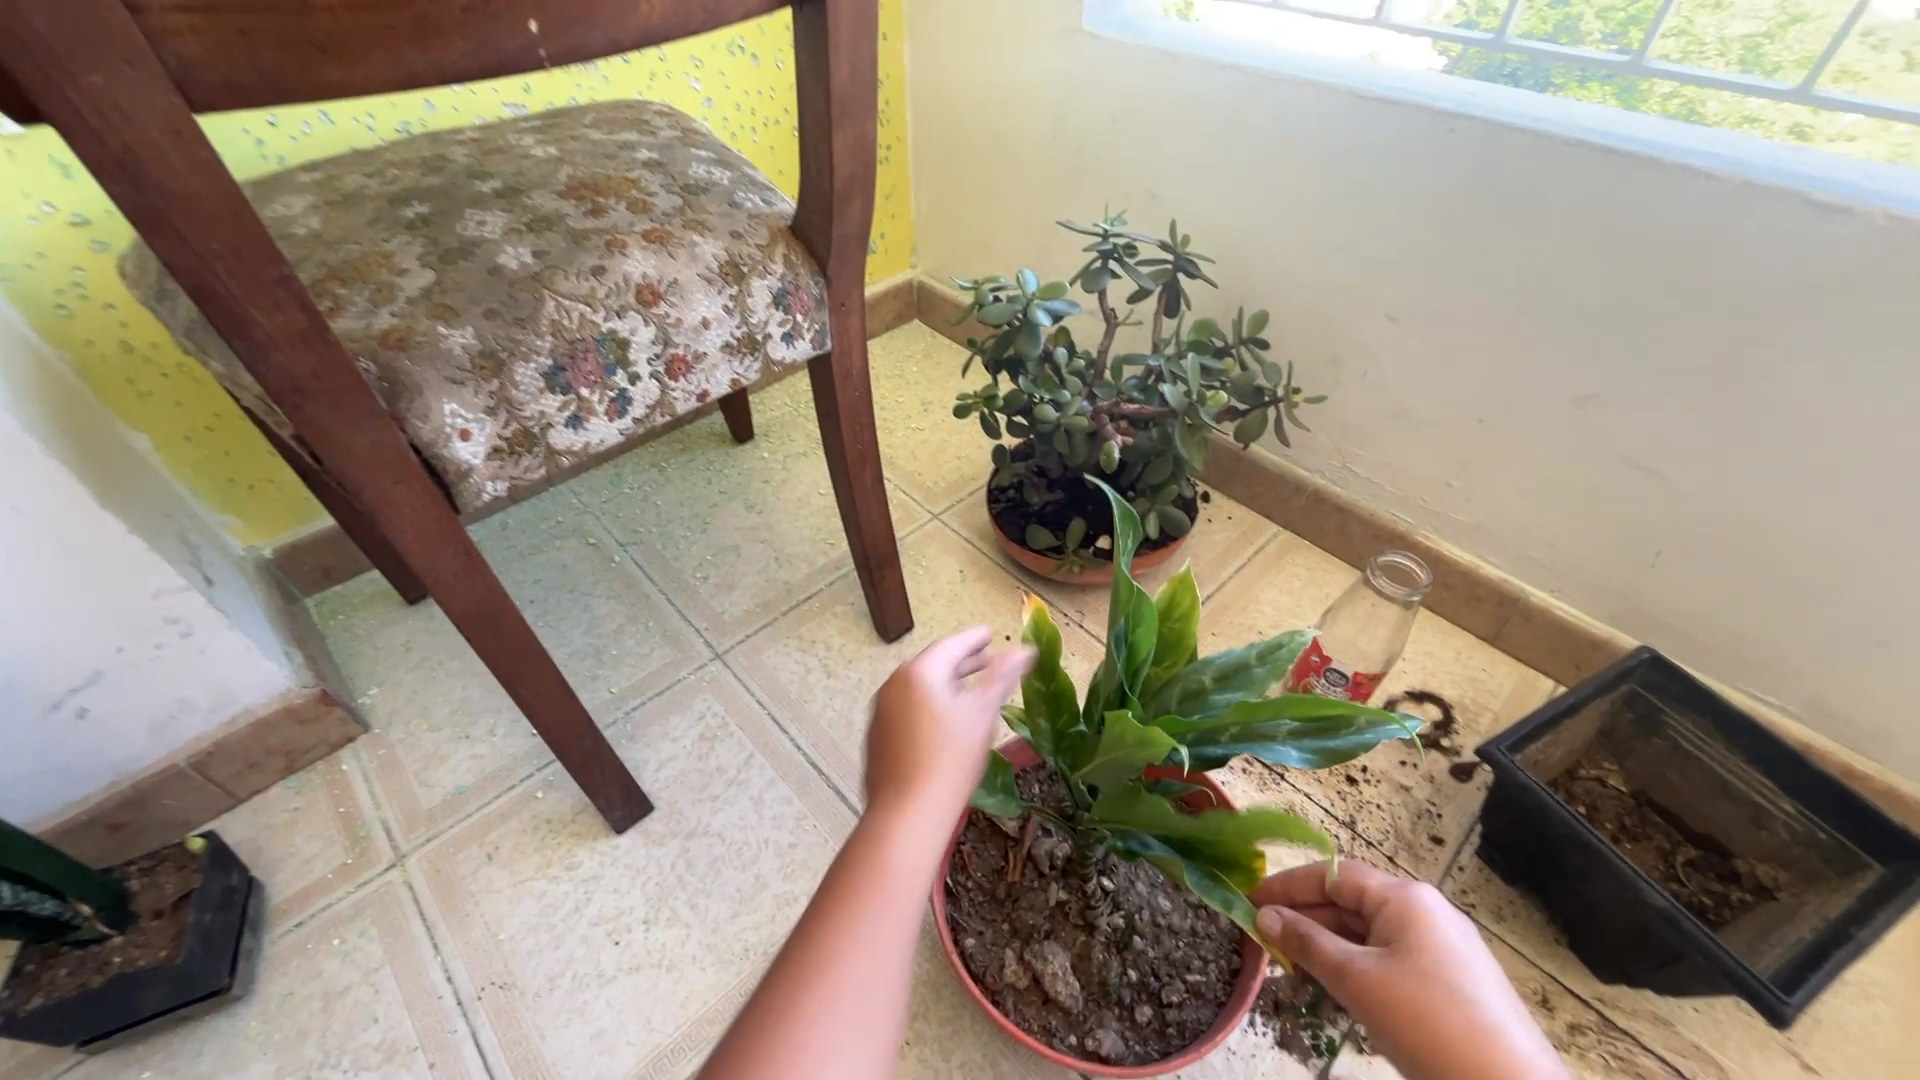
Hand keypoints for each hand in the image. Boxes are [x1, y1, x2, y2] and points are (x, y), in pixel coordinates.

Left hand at [864, 627, 1033, 824]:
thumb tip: (1025, 649)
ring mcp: (881, 710)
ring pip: (918, 688)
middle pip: (932, 665)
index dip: (974, 640)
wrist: (907, 812)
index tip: (989, 634)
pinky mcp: (877, 736)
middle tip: (986, 660)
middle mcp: (894, 684)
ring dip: (945, 684)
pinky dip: (927, 705)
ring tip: (969, 691)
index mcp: (919, 673)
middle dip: (961, 662)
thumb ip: (1003, 676)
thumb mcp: (982, 714)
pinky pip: (906, 708)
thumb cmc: (950, 759)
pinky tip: (943, 723)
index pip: (951, 645)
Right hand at [1252, 860, 1568, 1079]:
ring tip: (1292, 967)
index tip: (1248, 899)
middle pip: (1350, 902)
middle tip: (1263, 939)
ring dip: (1328, 946)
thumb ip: (1306, 943)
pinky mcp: (1453, 982)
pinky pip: (1390, 959)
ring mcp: (1443, 947)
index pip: (1332, 874)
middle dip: (1305, 918)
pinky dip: (1356, 967)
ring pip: (1369, 933)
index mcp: (1405, 897)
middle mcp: (1425, 911)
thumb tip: (1264, 916)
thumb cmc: (1428, 1023)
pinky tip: (1337, 991)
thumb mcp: (1356, 980)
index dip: (1287, 885)